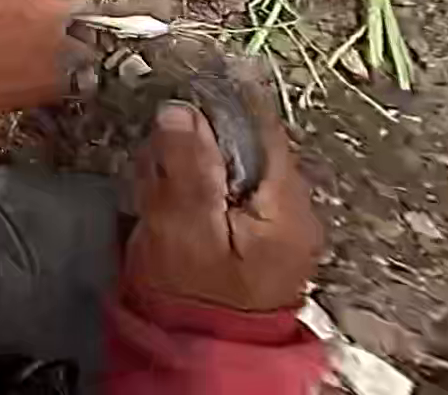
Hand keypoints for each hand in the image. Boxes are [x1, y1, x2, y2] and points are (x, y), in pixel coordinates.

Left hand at [0, 0, 88, 111]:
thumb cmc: (0, 75)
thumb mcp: (53, 79)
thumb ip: (76, 59)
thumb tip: (82, 52)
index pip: (82, 4)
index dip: (78, 25)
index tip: (72, 39)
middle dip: (47, 8)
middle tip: (37, 34)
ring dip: (16, 0)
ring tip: (3, 28)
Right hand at [124, 100, 320, 312]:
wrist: (190, 354)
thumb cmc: (191, 295)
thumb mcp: (184, 228)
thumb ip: (186, 167)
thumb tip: (181, 110)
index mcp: (286, 206)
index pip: (261, 127)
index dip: (220, 104)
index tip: (183, 93)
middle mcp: (287, 206)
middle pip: (239, 139)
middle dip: (194, 141)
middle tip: (160, 164)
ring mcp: (268, 216)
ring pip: (224, 156)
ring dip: (186, 160)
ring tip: (159, 188)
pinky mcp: (245, 224)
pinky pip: (217, 179)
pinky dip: (188, 179)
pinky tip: (167, 199)